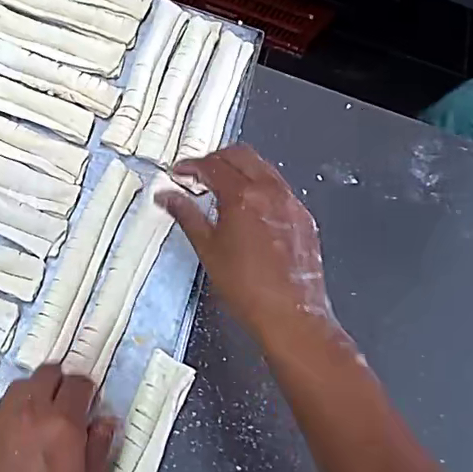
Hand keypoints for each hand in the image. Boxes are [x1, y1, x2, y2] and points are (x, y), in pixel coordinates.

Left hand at [0, 366, 114, 471]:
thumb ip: (98, 448)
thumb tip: (104, 422)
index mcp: (61, 424)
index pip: (79, 383)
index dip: (87, 393)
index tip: (88, 405)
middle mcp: (26, 414)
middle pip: (46, 375)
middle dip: (59, 388)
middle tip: (64, 412)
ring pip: (18, 391)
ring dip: (32, 400)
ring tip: (37, 432)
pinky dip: (7, 425)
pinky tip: (11, 456)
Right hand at [162, 145, 338, 347]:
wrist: (291, 316)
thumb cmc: (250, 289)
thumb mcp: (207, 249)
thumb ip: (186, 215)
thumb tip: (168, 198)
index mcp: (244, 196)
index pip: (212, 165)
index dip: (191, 166)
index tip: (180, 172)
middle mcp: (271, 192)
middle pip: (240, 155)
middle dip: (216, 159)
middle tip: (199, 173)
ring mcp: (291, 203)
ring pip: (263, 168)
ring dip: (240, 170)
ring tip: (221, 188)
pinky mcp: (304, 217)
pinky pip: (280, 188)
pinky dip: (260, 187)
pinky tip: (249, 207)